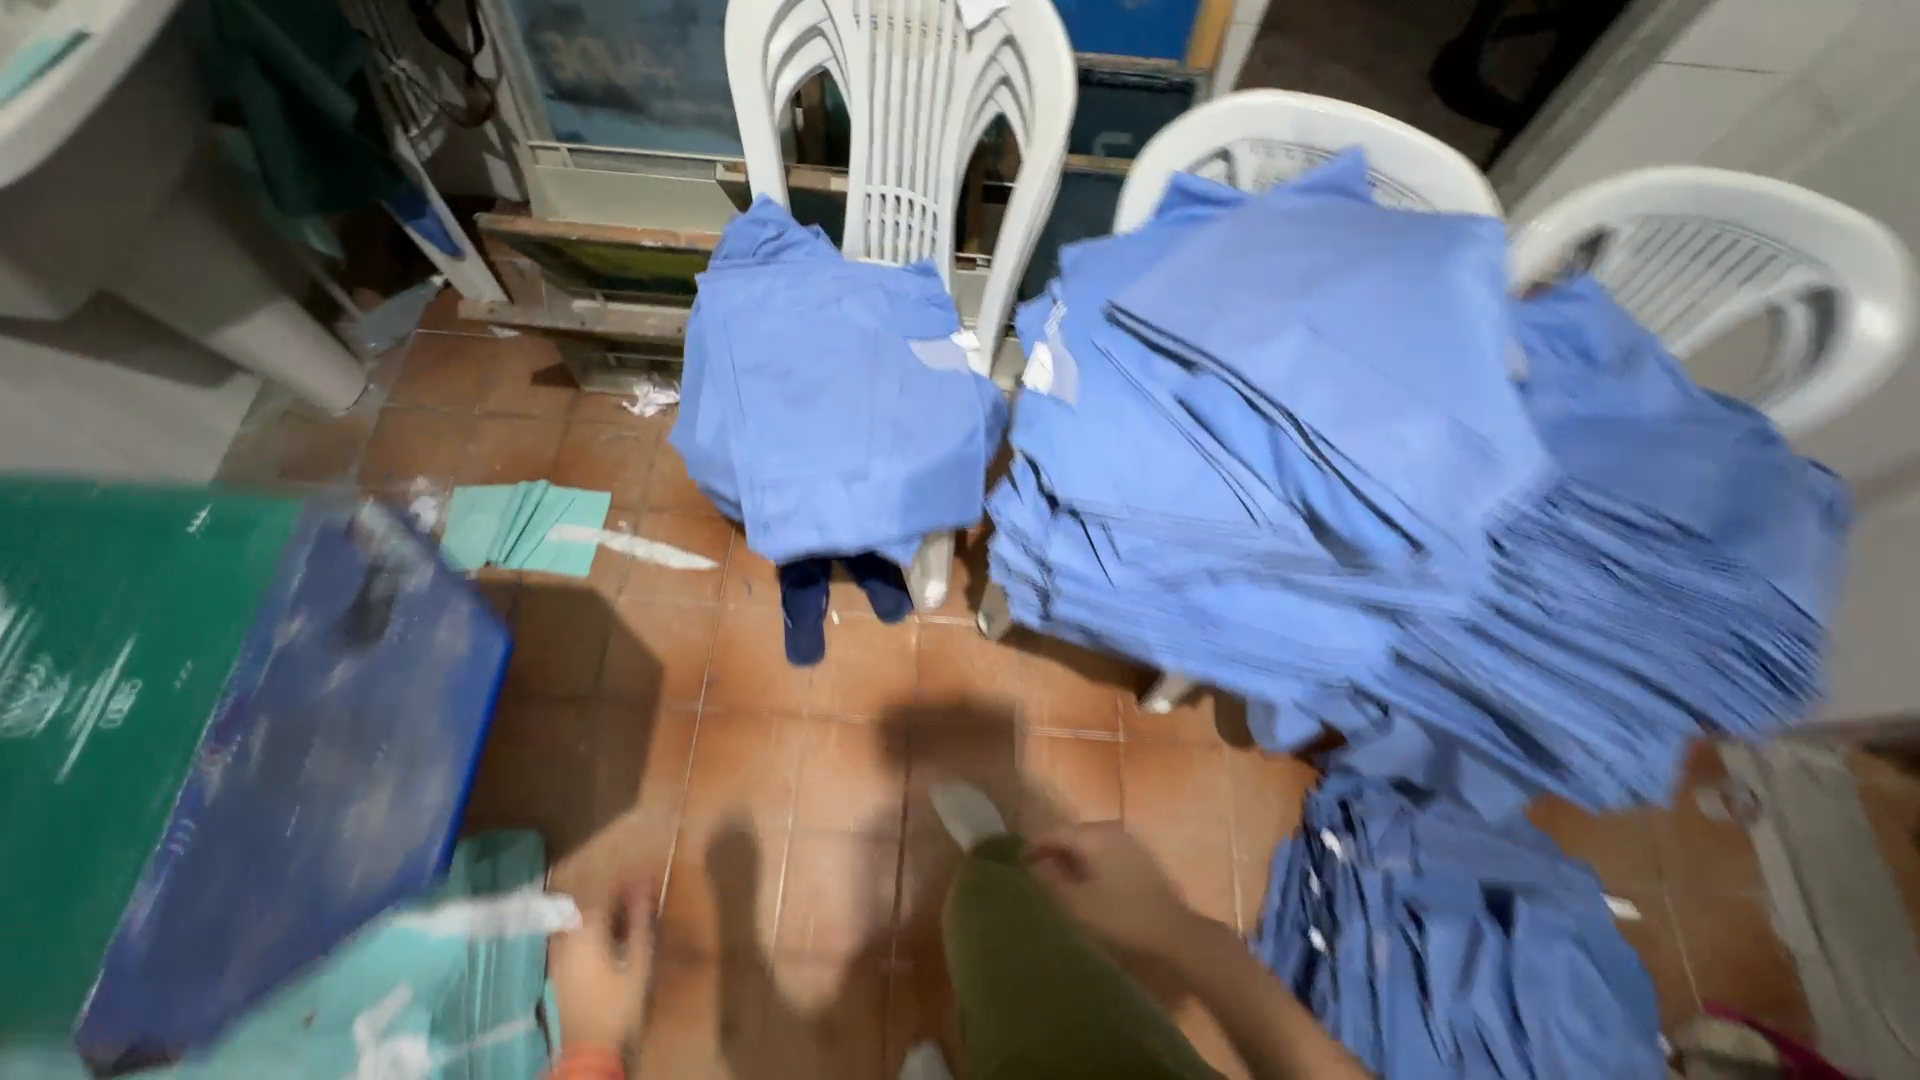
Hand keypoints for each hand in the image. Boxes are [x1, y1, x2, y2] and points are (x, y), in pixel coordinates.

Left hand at [549, 889, 655, 1050]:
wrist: (589, 1050)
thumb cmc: (618, 1004)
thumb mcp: (638, 961)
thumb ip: (640, 922)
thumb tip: (645, 887)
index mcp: (586, 934)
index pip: (603, 894)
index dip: (623, 882)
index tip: (641, 876)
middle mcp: (566, 940)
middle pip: (586, 905)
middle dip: (609, 894)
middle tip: (632, 891)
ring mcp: (557, 957)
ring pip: (576, 921)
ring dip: (597, 910)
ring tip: (618, 910)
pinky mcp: (556, 971)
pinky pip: (570, 936)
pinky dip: (586, 928)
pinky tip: (601, 935)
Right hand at [1025, 821, 1206, 959]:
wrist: (1174, 933)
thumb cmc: (1121, 916)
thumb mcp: (1077, 903)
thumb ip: (1051, 880)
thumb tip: (1035, 864)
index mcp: (1093, 835)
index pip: (1054, 833)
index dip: (1034, 847)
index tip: (1017, 863)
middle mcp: (1111, 829)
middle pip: (1073, 835)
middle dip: (1053, 852)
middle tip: (1036, 874)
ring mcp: (1130, 842)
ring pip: (1091, 844)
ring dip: (1073, 859)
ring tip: (1058, 881)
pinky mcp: (1142, 858)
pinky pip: (1106, 853)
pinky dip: (1091, 864)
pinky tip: (1088, 884)